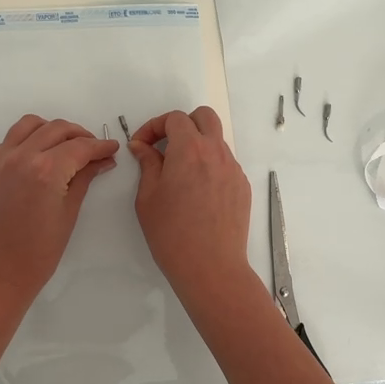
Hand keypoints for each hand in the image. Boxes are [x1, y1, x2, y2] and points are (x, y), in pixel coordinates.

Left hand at [0, 115, 119, 303]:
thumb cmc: (39, 252)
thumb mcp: (68, 213)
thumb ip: (84, 179)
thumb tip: (102, 160)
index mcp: (45, 171)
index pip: (79, 147)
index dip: (100, 146)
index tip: (111, 148)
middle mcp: (20, 157)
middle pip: (56, 129)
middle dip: (79, 135)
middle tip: (93, 149)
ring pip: (29, 125)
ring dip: (51, 130)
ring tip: (65, 146)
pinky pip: (10, 141)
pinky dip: (28, 140)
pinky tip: (39, 157)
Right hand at [128, 107, 255, 300]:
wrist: (210, 267)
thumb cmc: (172, 234)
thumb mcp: (148, 197)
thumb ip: (147, 164)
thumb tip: (142, 147)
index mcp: (190, 150)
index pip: (174, 118)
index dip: (154, 126)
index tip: (142, 146)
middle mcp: (216, 152)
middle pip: (204, 117)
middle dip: (182, 124)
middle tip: (165, 146)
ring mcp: (233, 169)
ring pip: (217, 141)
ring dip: (197, 145)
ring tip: (179, 174)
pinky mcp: (242, 187)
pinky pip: (225, 164)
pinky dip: (209, 166)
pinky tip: (197, 193)